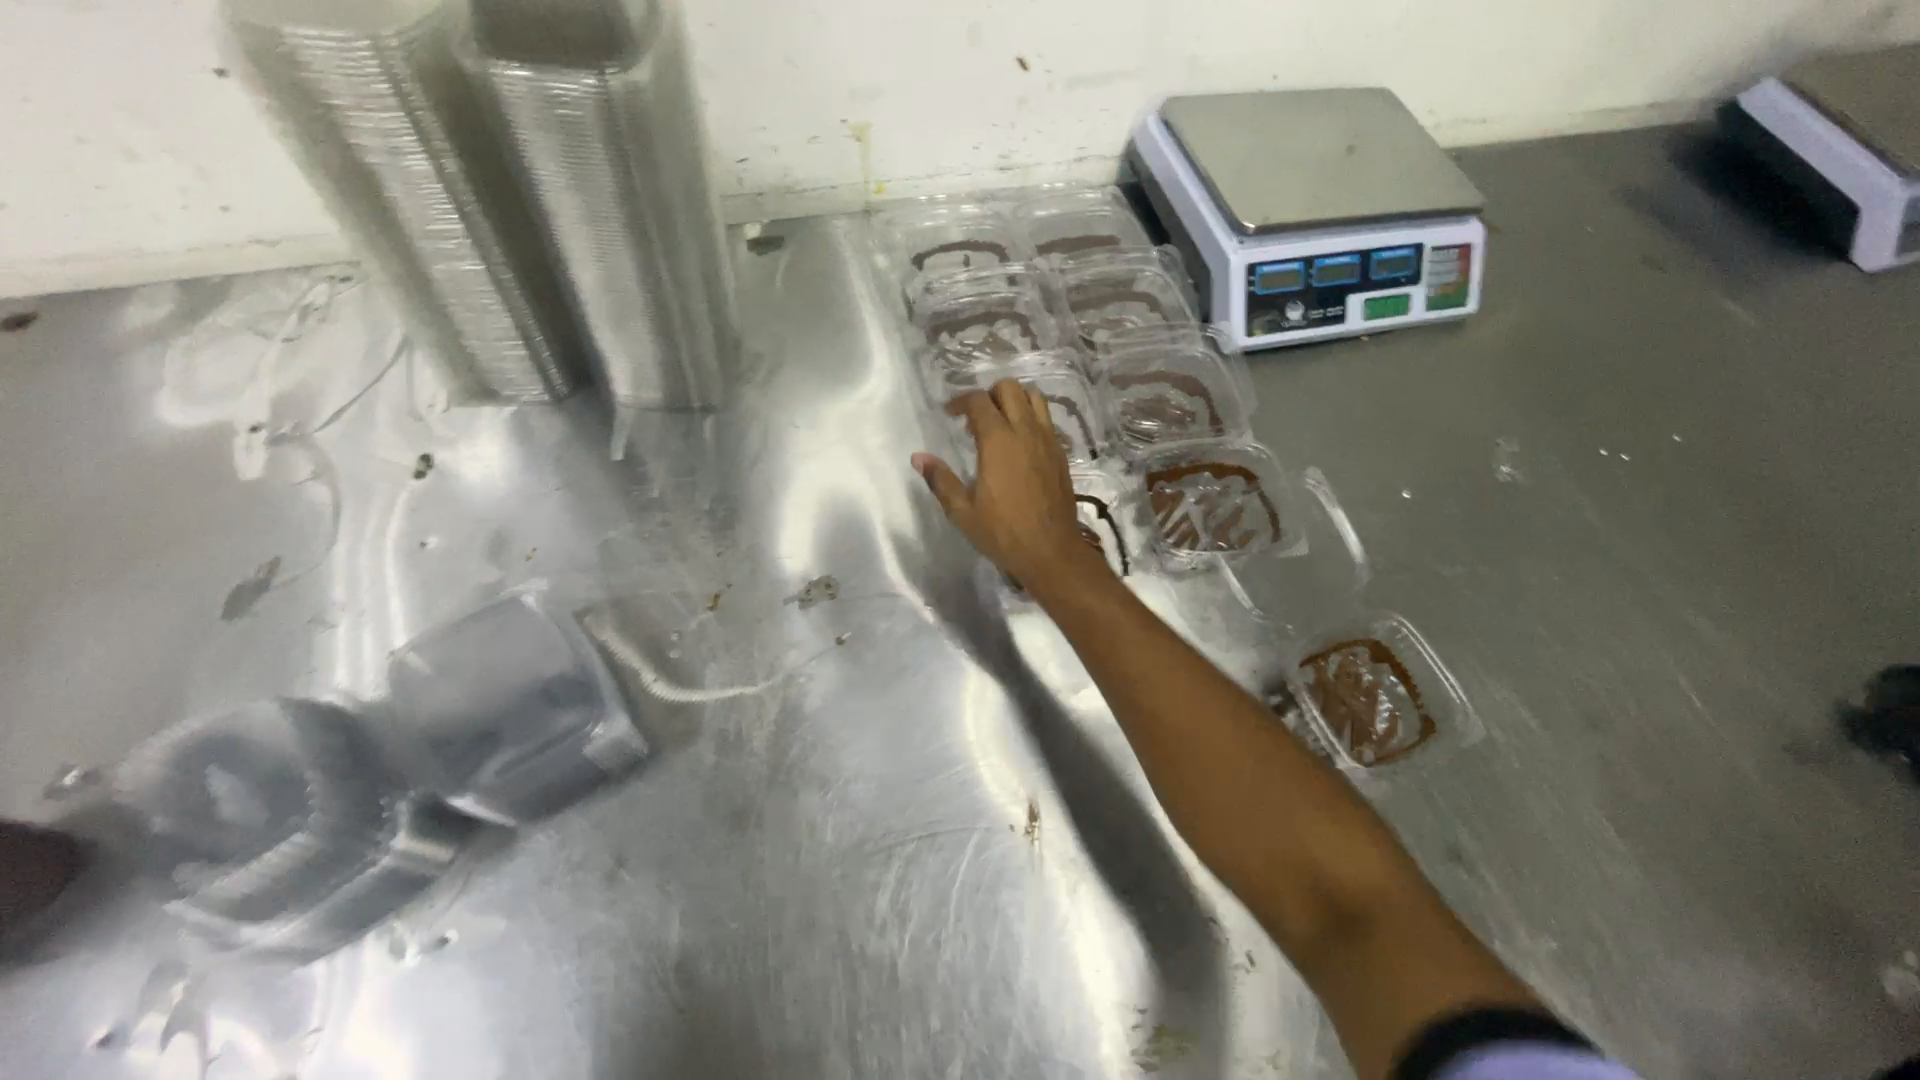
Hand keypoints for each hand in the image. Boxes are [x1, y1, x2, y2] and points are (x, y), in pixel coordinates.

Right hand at [912, 379, 1107, 590]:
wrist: (1051, 551)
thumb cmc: (1003, 533)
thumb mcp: (963, 512)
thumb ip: (941, 480)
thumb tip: (918, 457)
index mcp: (998, 441)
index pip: (978, 401)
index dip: (960, 401)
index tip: (949, 415)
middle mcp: (1025, 432)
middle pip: (1009, 388)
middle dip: (989, 394)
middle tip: (975, 418)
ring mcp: (1048, 440)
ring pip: (1034, 397)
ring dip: (1014, 400)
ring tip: (1000, 423)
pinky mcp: (1061, 453)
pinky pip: (1047, 419)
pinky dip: (1031, 418)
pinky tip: (1019, 444)